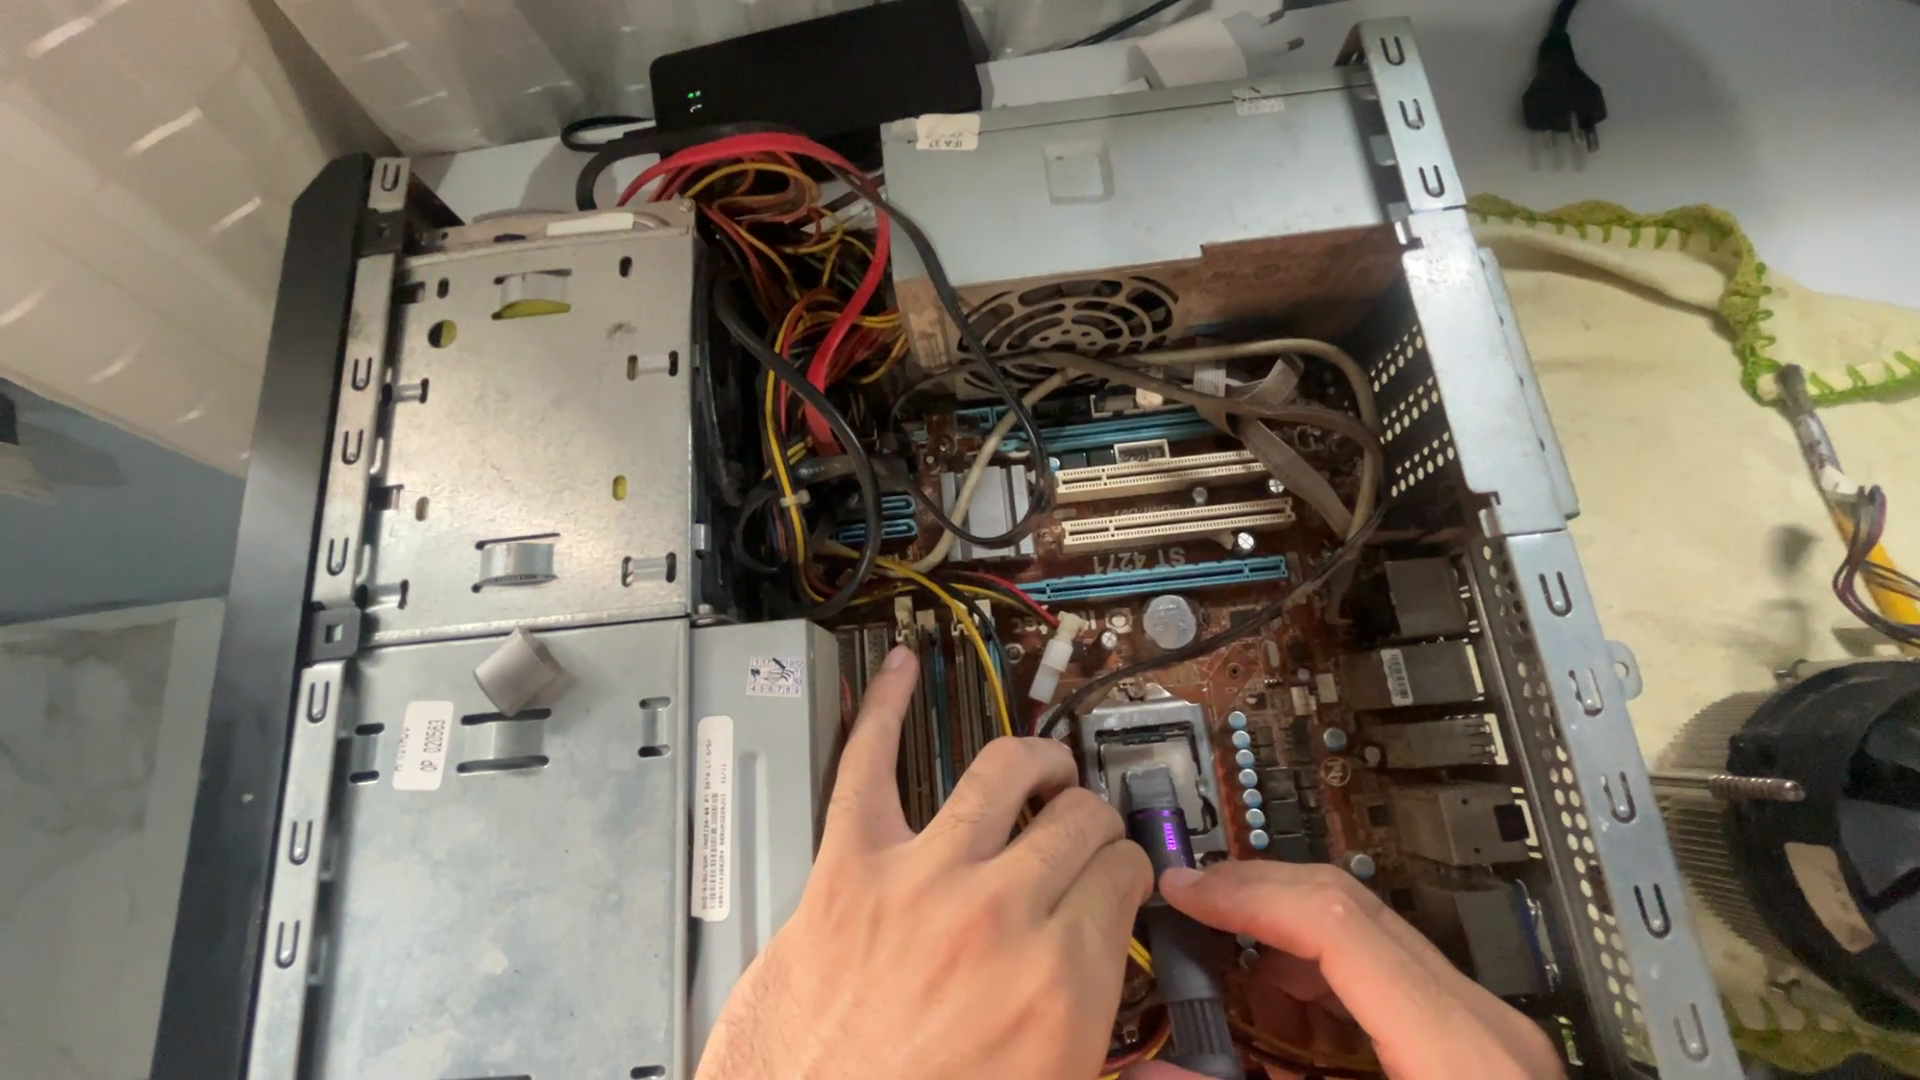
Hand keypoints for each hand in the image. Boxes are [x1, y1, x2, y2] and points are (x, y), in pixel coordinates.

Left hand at [696, 646, 1152, 1079]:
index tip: (1117, 872)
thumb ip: (1115, 1060)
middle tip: (1083, 825)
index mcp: (1062, 980)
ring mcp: (922, 878)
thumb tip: (1162, 1043)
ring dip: (1034, 759)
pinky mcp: (849, 866)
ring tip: (1042, 763)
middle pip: (1076, 820)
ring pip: (1002, 773)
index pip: (1121, 876)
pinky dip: (882, 709)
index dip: (1125, 869)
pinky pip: (867, 763)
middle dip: (1090, 818)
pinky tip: (900, 671)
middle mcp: (998, 914)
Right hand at [1127, 862, 1563, 1079]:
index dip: (1246, 896)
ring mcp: (1483, 1025)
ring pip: (1361, 927)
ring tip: (1224, 971)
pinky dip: (1316, 971)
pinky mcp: (1476, 1040)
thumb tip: (1146, 1073)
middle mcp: (1480, 1020)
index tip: (1180, 891)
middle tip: (1185, 905)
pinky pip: (1381, 967)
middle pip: (1346, 903)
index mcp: (1460, 1053)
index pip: (1336, 924)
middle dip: (1252, 895)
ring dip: (1280, 933)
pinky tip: (1284, 1015)